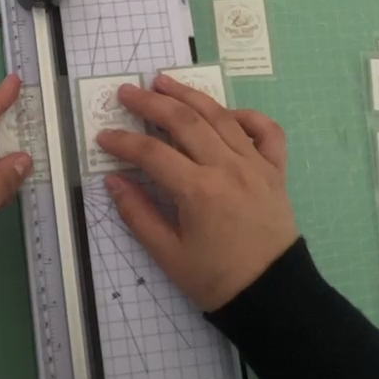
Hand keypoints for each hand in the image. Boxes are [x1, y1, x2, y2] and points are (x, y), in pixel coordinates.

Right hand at [97, 73, 296, 310]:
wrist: (274, 296)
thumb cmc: (217, 280)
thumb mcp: (169, 254)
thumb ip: (138, 214)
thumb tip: (114, 181)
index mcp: (199, 191)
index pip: (152, 154)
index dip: (123, 143)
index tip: (103, 137)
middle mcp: (228, 168)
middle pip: (185, 121)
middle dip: (151, 103)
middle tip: (127, 92)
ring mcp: (256, 165)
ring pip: (220, 116)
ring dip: (190, 95)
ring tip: (164, 82)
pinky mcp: (275, 170)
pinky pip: (265, 131)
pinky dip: (246, 115)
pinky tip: (224, 112)